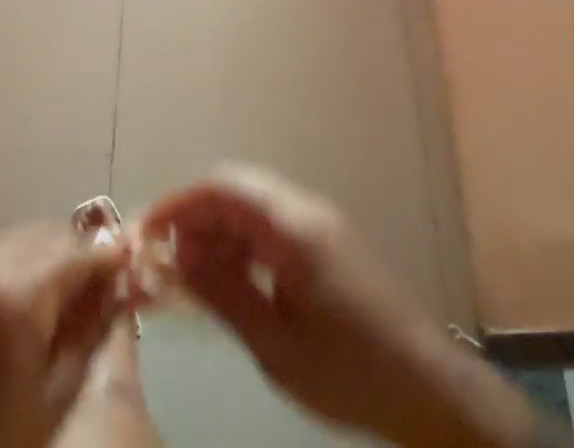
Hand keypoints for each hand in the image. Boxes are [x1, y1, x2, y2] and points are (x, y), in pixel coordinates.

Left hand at [0, 222, 126, 447]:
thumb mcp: (57, 395)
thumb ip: (89, 333)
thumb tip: (113, 294)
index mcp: (15, 299)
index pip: (76, 254)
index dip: (108, 256)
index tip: (130, 259)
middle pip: (42, 237)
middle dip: (75, 252)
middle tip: (102, 276)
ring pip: (9, 243)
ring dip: (42, 255)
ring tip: (65, 287)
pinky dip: (9, 267)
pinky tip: (22, 298)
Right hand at [139, 167, 548, 446]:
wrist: (428, 387)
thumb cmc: (347, 369)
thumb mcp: (273, 342)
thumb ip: (222, 292)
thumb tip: (177, 254)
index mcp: (293, 227)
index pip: (221, 186)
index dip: (177, 204)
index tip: (145, 235)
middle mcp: (308, 211)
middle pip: (236, 188)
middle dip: (194, 216)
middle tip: (166, 260)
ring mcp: (323, 225)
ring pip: (254, 205)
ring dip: (219, 229)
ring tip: (193, 275)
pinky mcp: (331, 245)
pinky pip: (274, 225)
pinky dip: (244, 242)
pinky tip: (233, 281)